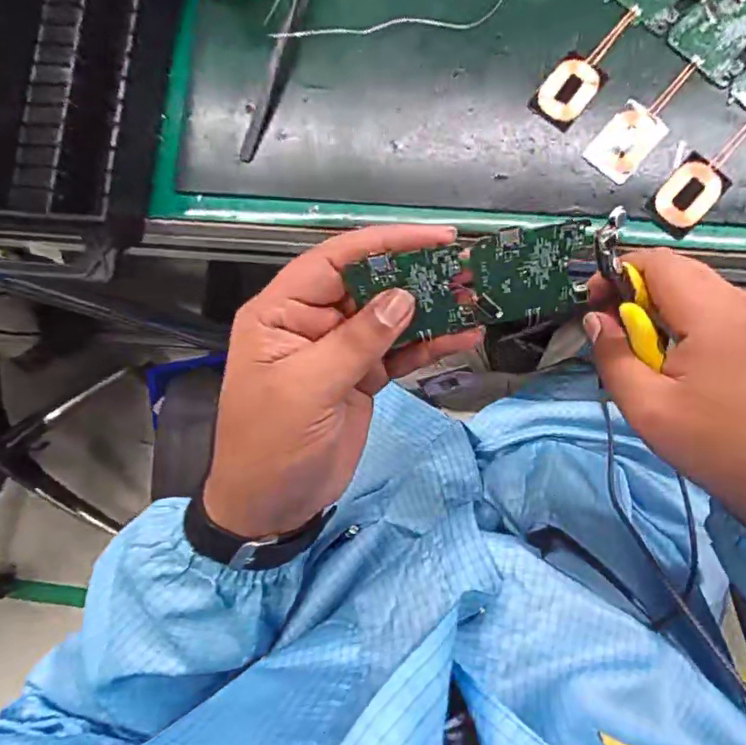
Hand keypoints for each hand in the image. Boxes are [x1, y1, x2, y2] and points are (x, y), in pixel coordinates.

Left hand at [201, 226, 483, 539]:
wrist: (270, 505)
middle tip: (467, 268)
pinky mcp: (359, 378)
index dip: (384, 244)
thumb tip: (402, 298)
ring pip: (388, 318)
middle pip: (368, 285)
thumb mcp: (308, 388)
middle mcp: (310, 323)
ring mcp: (338, 351)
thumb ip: (356, 342)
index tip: (434, 239)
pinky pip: (397, 353)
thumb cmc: (270, 445)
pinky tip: (462, 335)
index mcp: (281, 313)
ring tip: (475, 297)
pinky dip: (428, 345)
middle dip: (416, 275)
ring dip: (430, 309)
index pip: (335, 261)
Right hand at [585, 250, 745, 537]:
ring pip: (690, 282)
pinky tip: (666, 347)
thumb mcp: (644, 405)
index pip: (658, 262)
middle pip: (674, 267)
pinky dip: (677, 311)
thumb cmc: (705, 442)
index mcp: (713, 315)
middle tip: (608, 325)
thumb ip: (613, 354)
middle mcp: (739, 301)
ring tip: (635, 341)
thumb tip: (595, 319)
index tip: (593, 304)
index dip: (618, 273)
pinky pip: (707, 300)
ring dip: (654, 301)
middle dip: (633, 287)